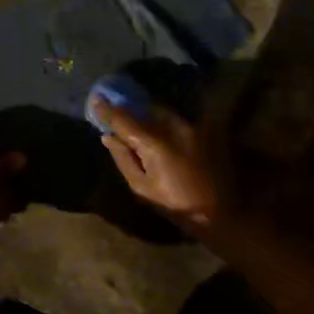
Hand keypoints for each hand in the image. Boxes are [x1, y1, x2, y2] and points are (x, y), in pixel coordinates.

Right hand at [90, 99, 224, 232]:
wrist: (218, 212)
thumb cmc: (174, 204)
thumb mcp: (141, 187)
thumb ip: (123, 158)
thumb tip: (108, 136)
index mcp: (155, 143)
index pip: (124, 119)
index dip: (107, 110)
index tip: (96, 101)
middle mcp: (174, 127)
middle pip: (146, 109)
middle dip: (132, 112)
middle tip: (122, 119)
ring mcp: (192, 126)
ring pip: (164, 112)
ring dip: (150, 116)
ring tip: (143, 127)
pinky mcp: (205, 130)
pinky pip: (179, 119)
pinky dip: (166, 122)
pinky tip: (164, 135)